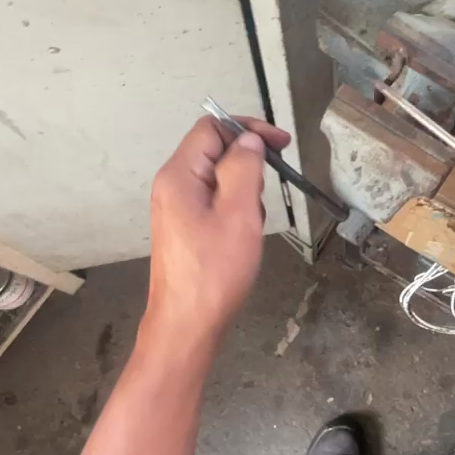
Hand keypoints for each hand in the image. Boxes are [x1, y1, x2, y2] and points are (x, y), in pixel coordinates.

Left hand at [146, 114, 290, 343]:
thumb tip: (249, 140)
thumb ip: (244, 168)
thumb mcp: (238, 214)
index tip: (281, 145)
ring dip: (244, 191)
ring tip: (252, 224)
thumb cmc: (215, 272)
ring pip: (218, 178)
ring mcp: (176, 208)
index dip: (248, 129)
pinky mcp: (185, 228)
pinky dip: (236, 210)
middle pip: (214, 151)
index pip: (212, 128)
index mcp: (179, 175)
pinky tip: (243, 236)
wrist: (187, 325)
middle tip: (265, 195)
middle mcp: (172, 186)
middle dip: (248, 165)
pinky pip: (214, 202)